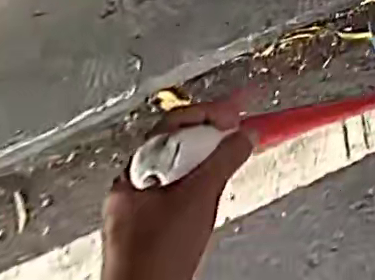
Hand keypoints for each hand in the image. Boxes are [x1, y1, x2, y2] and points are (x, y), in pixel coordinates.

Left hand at [102, 98, 253, 279]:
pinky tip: (208, 195)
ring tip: (225, 162)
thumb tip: (244, 136)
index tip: (233, 115)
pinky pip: (172, 194)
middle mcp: (129, 187)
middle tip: (233, 134)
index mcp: (133, 171)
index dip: (208, 115)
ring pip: (174, 170)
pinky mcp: (144, 232)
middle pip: (174, 144)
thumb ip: (225, 158)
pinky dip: (194, 185)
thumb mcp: (201, 196)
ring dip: (202, 161)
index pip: (174, 123)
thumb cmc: (157, 260)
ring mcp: (135, 211)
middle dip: (207, 137)